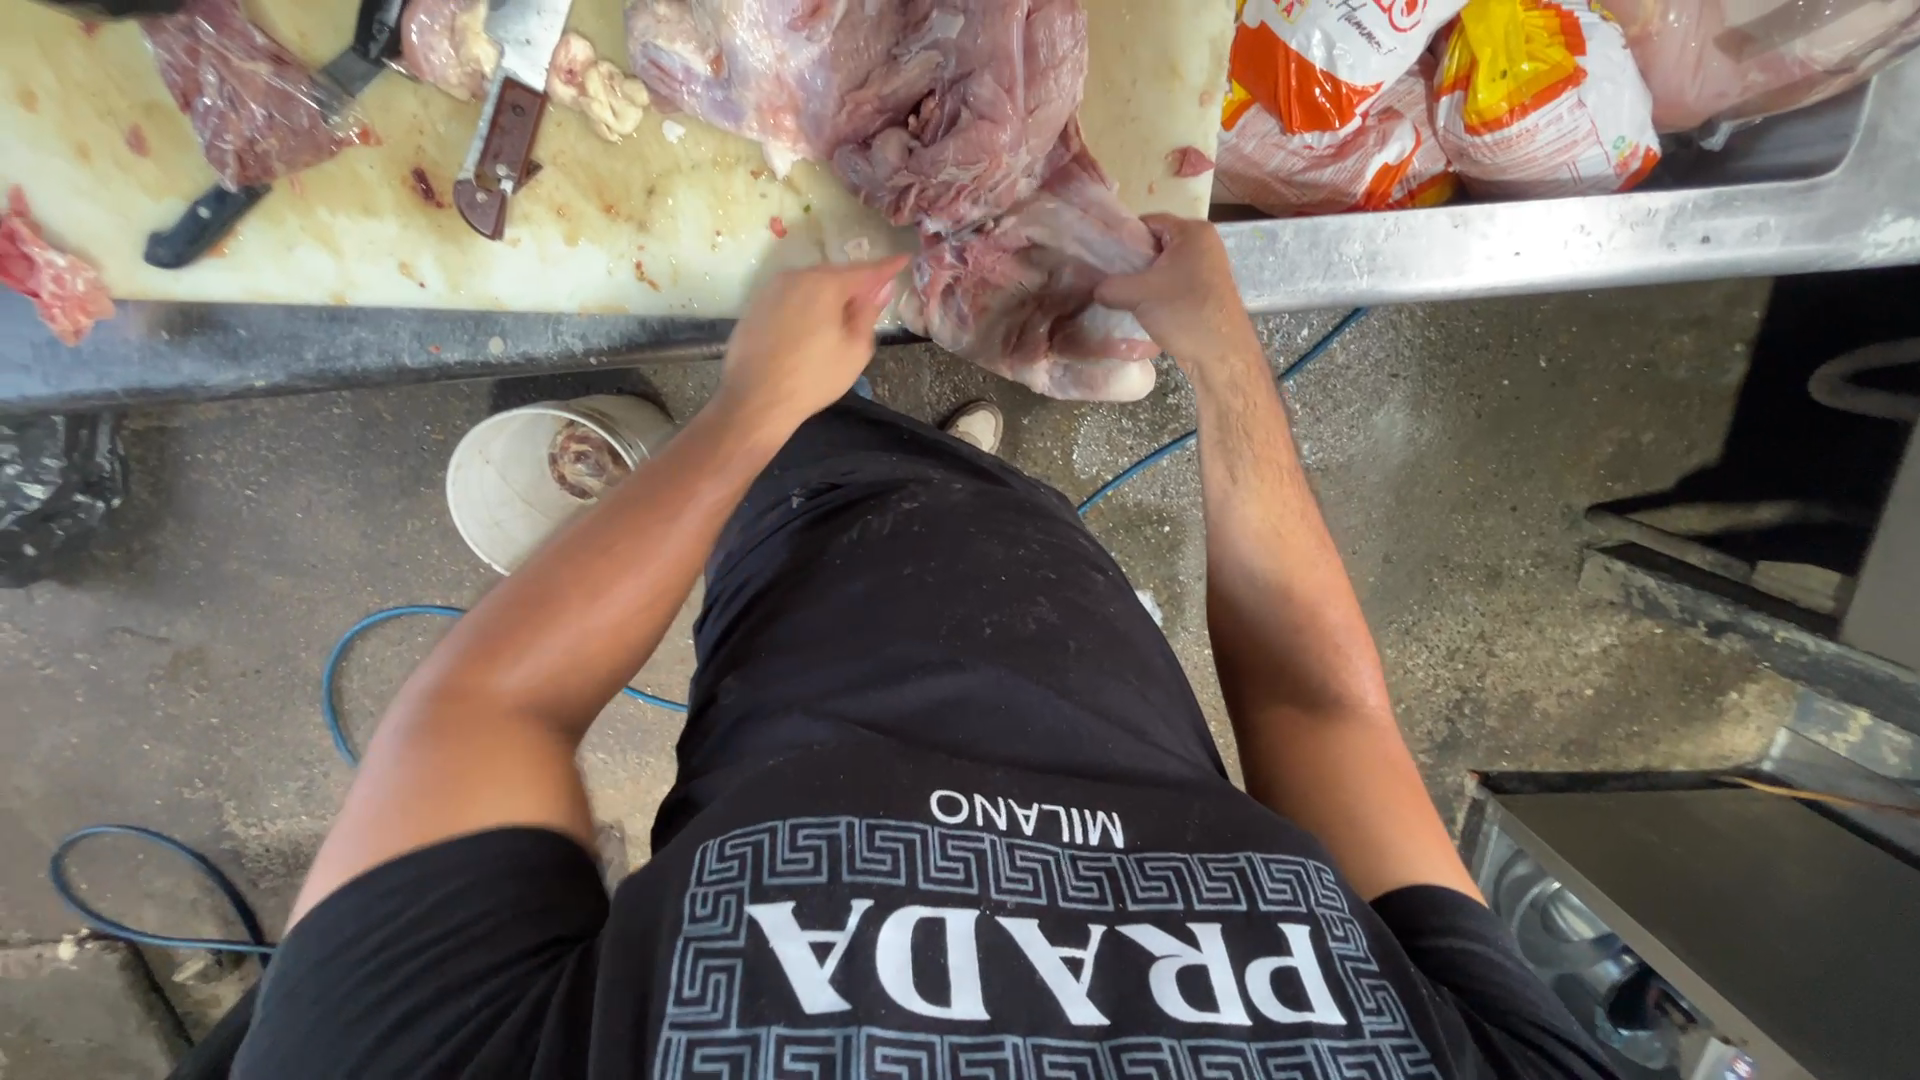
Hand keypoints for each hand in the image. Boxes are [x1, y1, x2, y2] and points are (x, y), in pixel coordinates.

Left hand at [712, 256, 909, 432]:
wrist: (755, 399)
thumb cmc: (813, 378)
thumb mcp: (854, 350)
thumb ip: (868, 314)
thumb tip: (880, 290)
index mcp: (825, 284)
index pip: (866, 271)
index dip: (888, 267)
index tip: (904, 259)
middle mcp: (796, 276)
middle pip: (835, 274)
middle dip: (856, 284)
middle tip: (873, 298)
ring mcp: (772, 289)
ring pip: (811, 285)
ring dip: (830, 295)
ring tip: (842, 317)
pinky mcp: (756, 305)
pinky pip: (792, 297)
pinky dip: (808, 305)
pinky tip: (812, 327)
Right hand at [1095, 215, 1262, 381]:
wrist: (1220, 352)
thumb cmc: (1183, 312)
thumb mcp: (1139, 295)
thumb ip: (1111, 286)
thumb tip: (1096, 289)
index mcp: (1193, 232)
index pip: (1149, 222)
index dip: (1124, 237)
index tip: (1106, 256)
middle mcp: (1204, 243)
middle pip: (1157, 244)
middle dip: (1133, 261)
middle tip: (1111, 278)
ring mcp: (1207, 268)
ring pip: (1164, 266)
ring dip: (1144, 280)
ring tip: (1123, 295)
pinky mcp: (1206, 290)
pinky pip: (1174, 282)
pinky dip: (1157, 292)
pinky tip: (1142, 308)